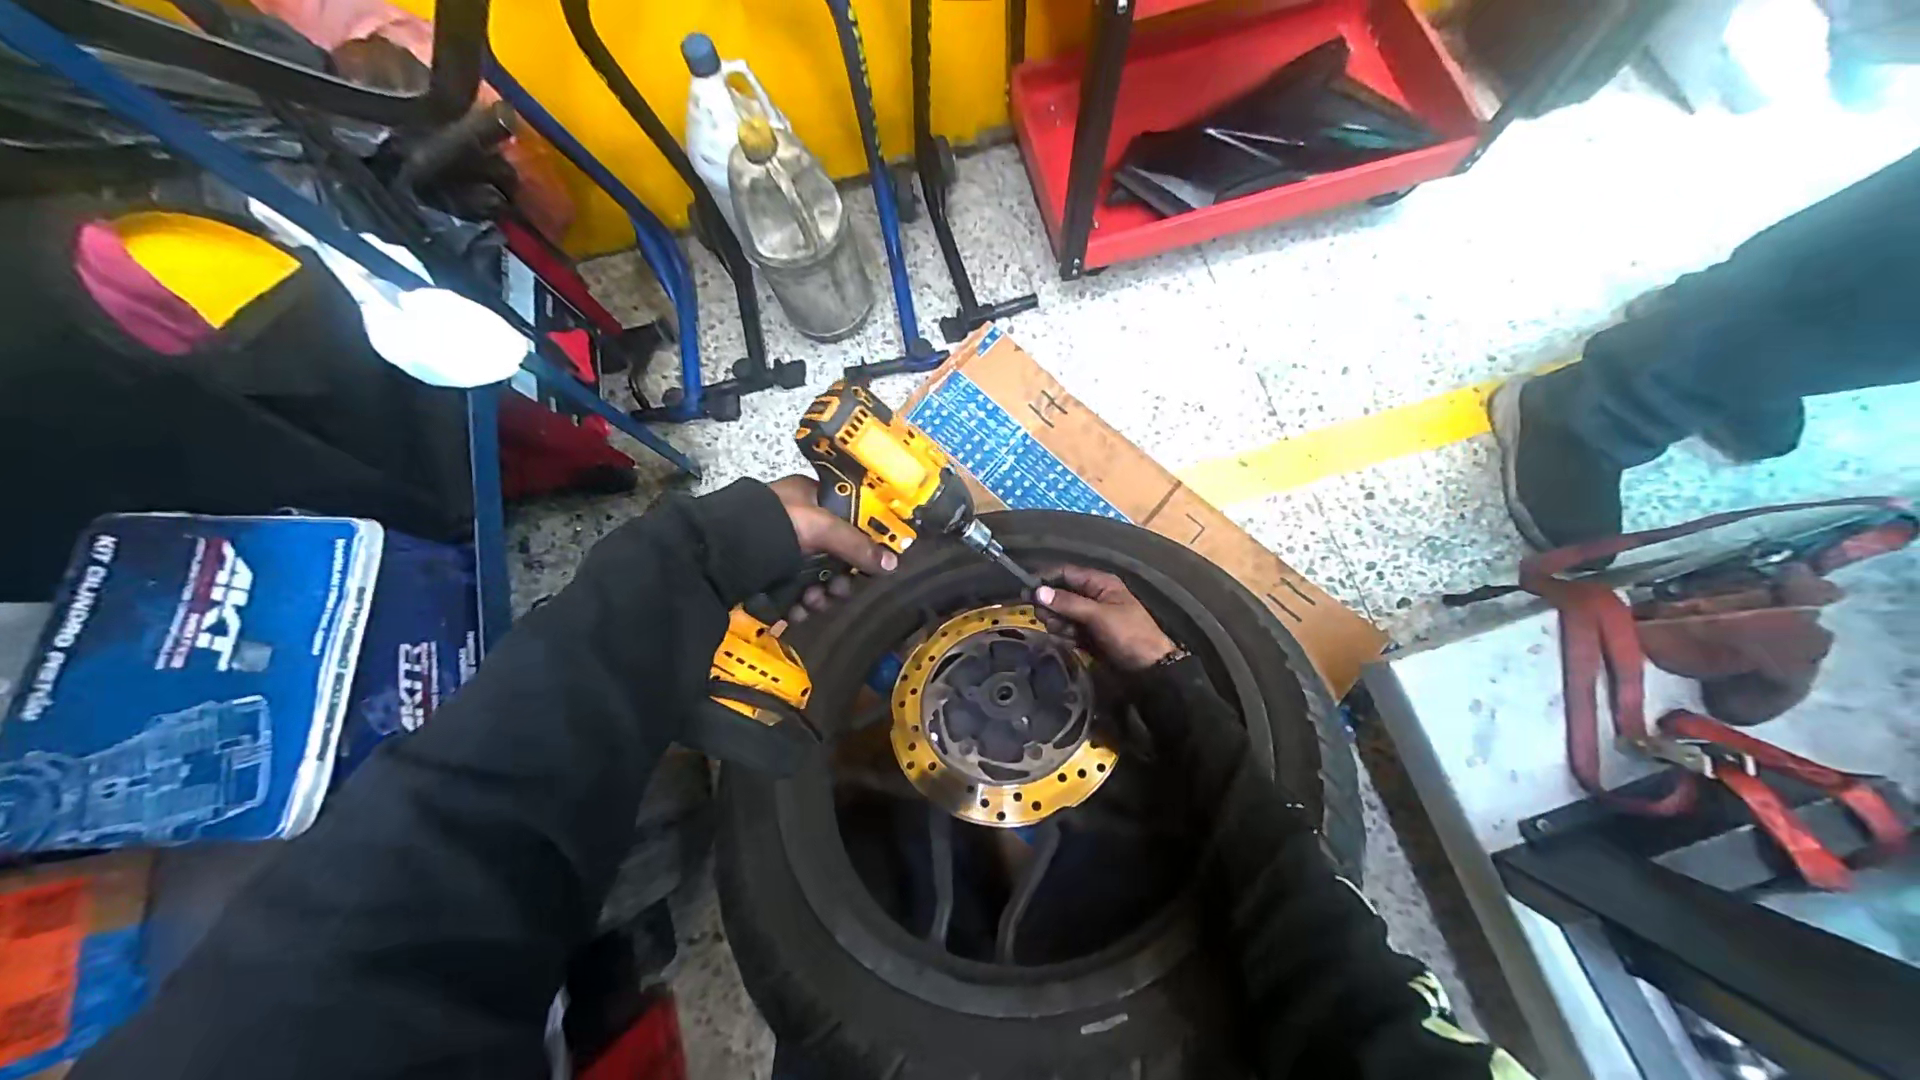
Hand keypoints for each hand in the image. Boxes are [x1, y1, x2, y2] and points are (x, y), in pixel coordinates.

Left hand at [769, 476, 897, 621]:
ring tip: (812, 603)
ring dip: (820, 595)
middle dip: (839, 579)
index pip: (849, 518)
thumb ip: (857, 545)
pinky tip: (797, 611)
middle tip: (838, 592)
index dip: (862, 543)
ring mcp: (781, 550)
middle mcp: (797, 522)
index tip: (870, 566)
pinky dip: (800, 603)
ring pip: (816, 577)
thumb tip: (894, 565)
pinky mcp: (767, 575)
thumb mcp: (821, 528)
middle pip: (835, 555)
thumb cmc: (772, 527)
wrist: (716, 554)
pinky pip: (795, 591)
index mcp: (810, 498)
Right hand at [1033, 565, 1177, 671]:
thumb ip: (1068, 603)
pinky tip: (1066, 639)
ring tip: (1059, 631)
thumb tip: (1038, 591)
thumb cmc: (1129, 635)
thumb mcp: (1099, 616)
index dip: (1046, 579)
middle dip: (1050, 605)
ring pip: (1061, 612)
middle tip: (1042, 617)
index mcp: (1100, 583)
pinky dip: (1063, 633)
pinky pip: (1067, 628)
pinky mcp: (1088, 634)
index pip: (1066, 573)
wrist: (1149, 669)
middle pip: (1060, 593)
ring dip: (1056, 621)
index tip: (1026, 591)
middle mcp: (1093, 596)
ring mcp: (1090, 616)